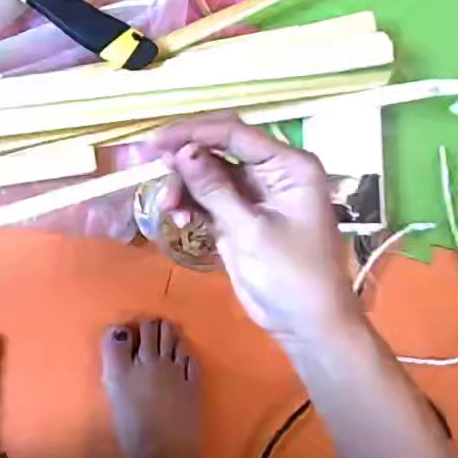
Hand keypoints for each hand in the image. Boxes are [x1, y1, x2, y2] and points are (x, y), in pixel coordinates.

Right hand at [151, 116, 360, 344]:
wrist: (307, 324)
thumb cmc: (291, 276)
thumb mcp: (250, 230)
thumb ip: (214, 188)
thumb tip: (180, 152)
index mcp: (288, 166)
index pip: (234, 133)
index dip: (192, 133)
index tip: (155, 141)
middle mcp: (272, 170)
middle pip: (219, 145)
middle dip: (183, 153)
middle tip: (150, 162)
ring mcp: (254, 191)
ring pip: (207, 170)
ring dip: (183, 183)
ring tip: (168, 206)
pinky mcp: (238, 212)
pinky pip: (206, 194)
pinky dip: (189, 201)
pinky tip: (180, 217)